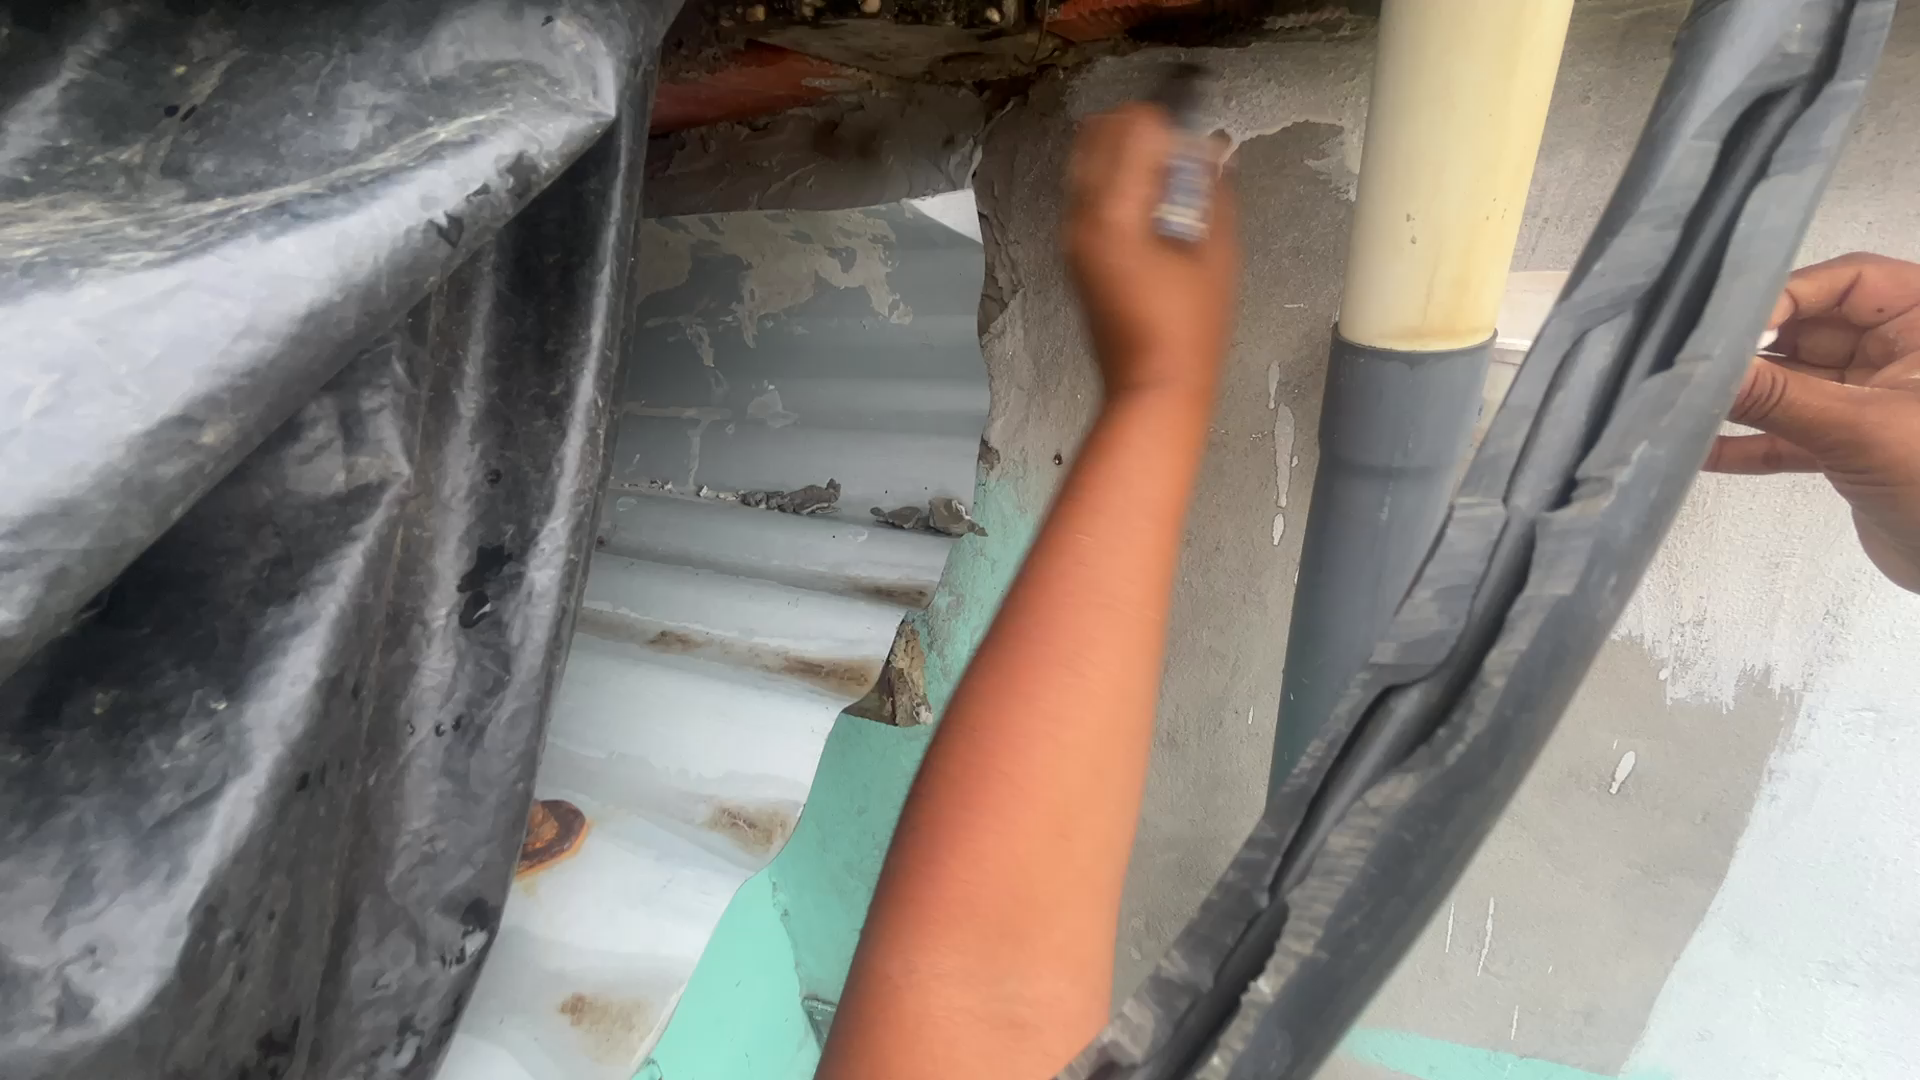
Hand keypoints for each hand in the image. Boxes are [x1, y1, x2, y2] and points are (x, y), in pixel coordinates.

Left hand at [1064, 103, 1239, 404]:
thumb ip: (1210, 187)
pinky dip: (1112, 183)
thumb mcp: (1216, 251)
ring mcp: (1071, 238)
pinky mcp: (1074, 255)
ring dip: (1124, 154)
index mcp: (1114, 214)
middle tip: (1178, 158)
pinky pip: (1085, 194)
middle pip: (1098, 131)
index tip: (1195, 146)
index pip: (1133, 125)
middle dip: (1141, 129)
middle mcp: (1081, 219)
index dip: (1172, 123)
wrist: (1151, 384)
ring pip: (1085, 159)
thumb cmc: (1189, 329)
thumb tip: (1208, 149)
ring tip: (1165, 186)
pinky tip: (1148, 210)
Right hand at [1704, 252, 1919, 591]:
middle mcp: (1903, 356)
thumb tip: (1695, 371)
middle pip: (1807, 332)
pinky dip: (1739, 444)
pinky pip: (1780, 435)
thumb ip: (1776, 397)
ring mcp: (1870, 403)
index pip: (1849, 282)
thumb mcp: (1863, 430)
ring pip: (1787, 385)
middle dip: (1747, 351)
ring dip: (1734, 400)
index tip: (1725, 334)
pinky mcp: (1846, 448)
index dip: (1786, 297)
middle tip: (1683, 368)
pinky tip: (1692, 451)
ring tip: (1676, 406)